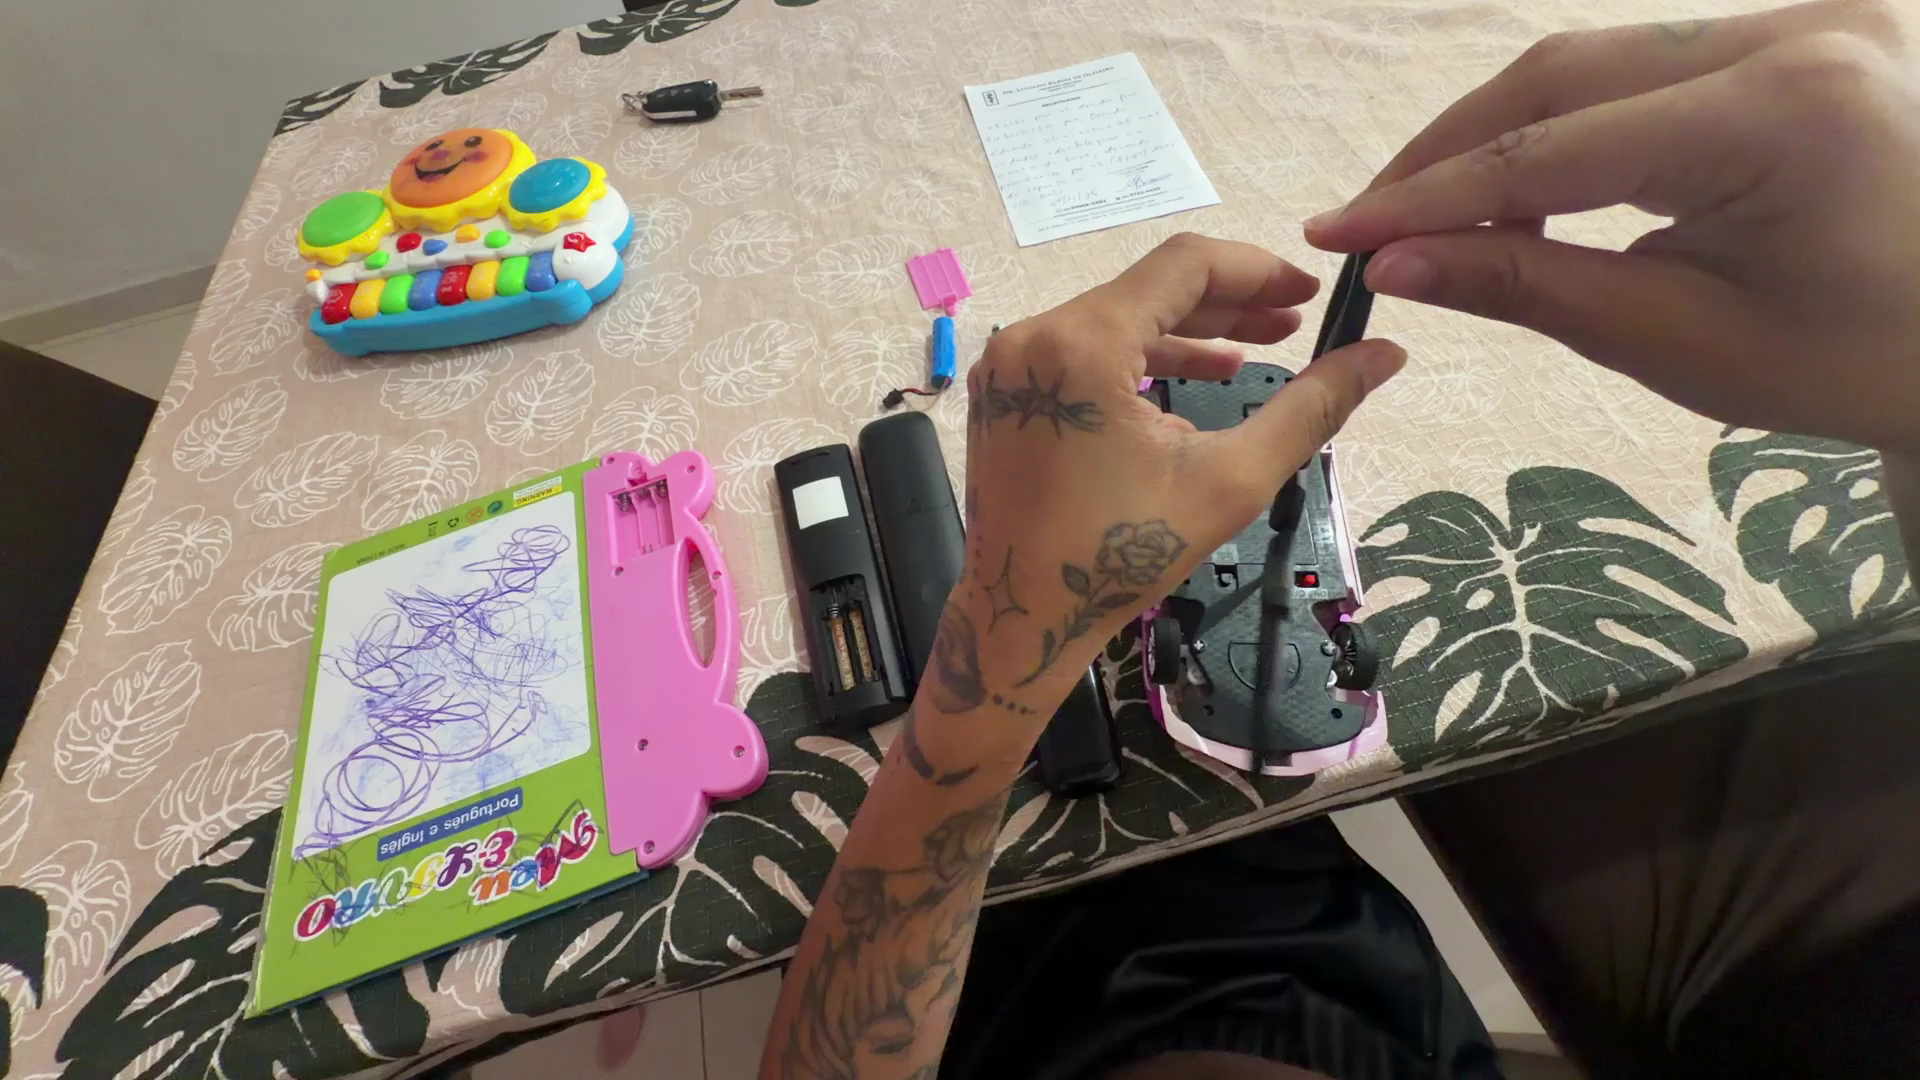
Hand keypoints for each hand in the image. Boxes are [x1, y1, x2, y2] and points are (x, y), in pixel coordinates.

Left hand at [935, 233, 1404, 727]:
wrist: (1022, 613)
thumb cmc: (1120, 555)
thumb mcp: (1228, 480)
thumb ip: (1309, 409)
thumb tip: (1386, 354)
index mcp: (1080, 344)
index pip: (1182, 264)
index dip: (1256, 270)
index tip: (1307, 294)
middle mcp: (1031, 337)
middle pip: (1145, 291)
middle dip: (1224, 306)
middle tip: (1291, 326)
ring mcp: (1008, 367)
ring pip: (1110, 323)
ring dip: (1181, 338)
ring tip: (1248, 357)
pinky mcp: (1001, 395)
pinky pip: (1077, 357)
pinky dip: (1132, 366)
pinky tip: (1184, 391)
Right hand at [1304, 0, 1919, 459]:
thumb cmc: (1838, 357)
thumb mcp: (1659, 334)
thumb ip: (1518, 284)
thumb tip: (1391, 266)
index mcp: (1779, 112)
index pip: (1540, 153)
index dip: (1416, 200)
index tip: (1328, 235)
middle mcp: (1792, 31)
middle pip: (1550, 80)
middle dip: (1436, 158)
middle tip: (1360, 228)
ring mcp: (1793, 24)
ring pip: (1577, 70)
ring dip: (1477, 145)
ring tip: (1419, 222)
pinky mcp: (1781, 44)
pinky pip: (1620, 79)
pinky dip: (1537, 139)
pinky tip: (1507, 199)